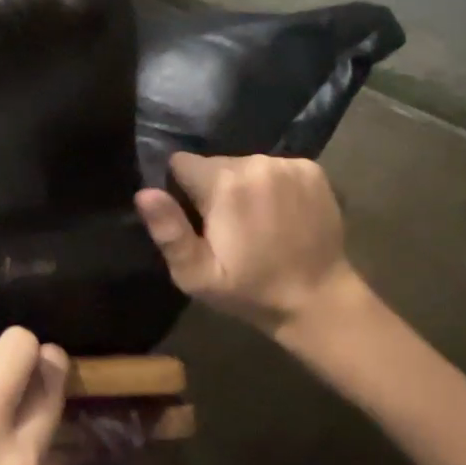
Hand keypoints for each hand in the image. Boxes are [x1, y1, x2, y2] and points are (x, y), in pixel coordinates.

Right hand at [134, 153, 356, 335]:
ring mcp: (288, 165)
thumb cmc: (250, 290)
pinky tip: (281, 213)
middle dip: (213, 188)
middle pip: (214, 163)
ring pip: (244, 164)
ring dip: (243, 186)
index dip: (182, 190)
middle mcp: (255, 163)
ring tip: (256, 221)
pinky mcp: (313, 170)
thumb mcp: (197, 275)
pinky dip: (272, 185)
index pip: (180, 163)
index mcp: (223, 183)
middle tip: (227, 226)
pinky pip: (274, 167)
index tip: (197, 219)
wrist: (320, 301)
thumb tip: (145, 193)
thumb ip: (168, 231)